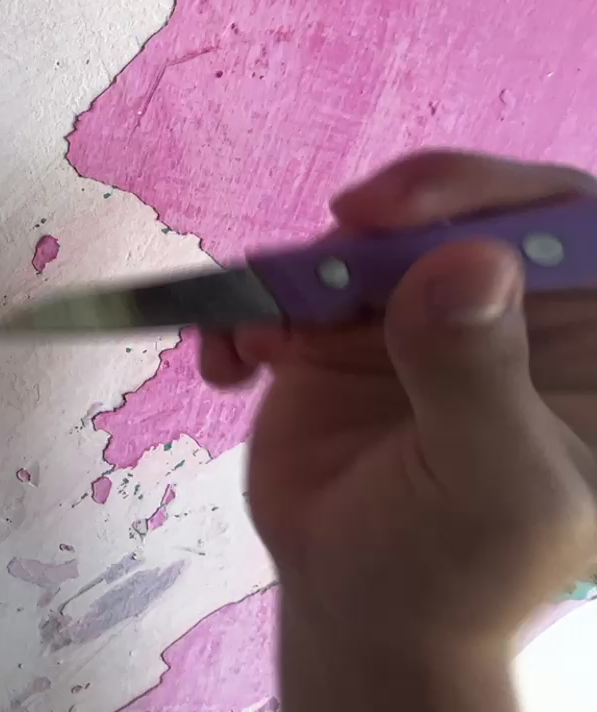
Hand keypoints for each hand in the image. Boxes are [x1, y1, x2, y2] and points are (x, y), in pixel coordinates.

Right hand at [205, 152, 596, 708]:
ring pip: (334, 253)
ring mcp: (402, 326)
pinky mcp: (323, 340)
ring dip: (276, 289)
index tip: (388, 210)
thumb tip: (465, 261)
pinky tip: (228, 370)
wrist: (353, 599)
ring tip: (255, 351)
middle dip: (357, 236)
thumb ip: (474, 373)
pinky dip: (231, 323)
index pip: (564, 223)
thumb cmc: (456, 561)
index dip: (483, 192)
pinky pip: (266, 295)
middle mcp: (496, 321)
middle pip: (431, 221)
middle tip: (304, 263)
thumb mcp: (488, 480)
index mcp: (584, 346)